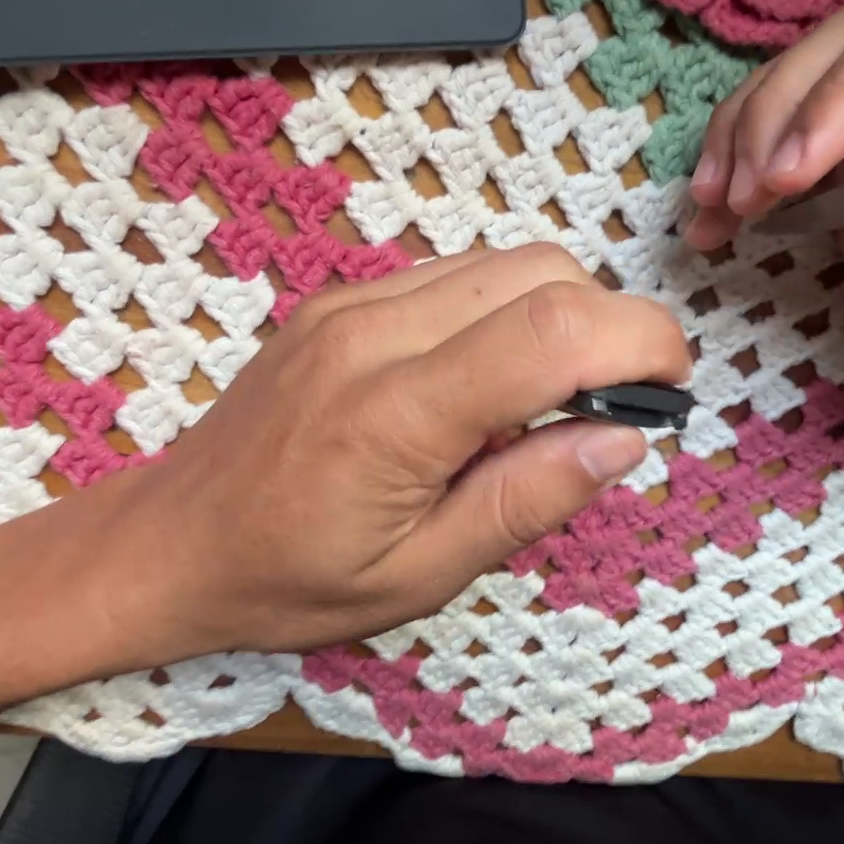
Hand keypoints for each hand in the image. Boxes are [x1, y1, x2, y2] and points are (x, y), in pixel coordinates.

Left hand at [81, 243, 691, 667]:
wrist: (171, 539)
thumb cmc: (290, 581)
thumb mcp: (419, 577)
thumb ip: (526, 500)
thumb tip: (624, 437)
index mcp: (395, 413)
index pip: (551, 332)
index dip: (640, 341)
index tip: (671, 388)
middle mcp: (375, 331)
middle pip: (541, 274)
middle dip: (614, 323)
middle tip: (619, 400)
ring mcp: (354, 302)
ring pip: (506, 261)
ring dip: (565, 311)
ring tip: (556, 393)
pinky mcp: (344, 297)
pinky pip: (460, 273)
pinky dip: (510, 307)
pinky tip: (492, 372)